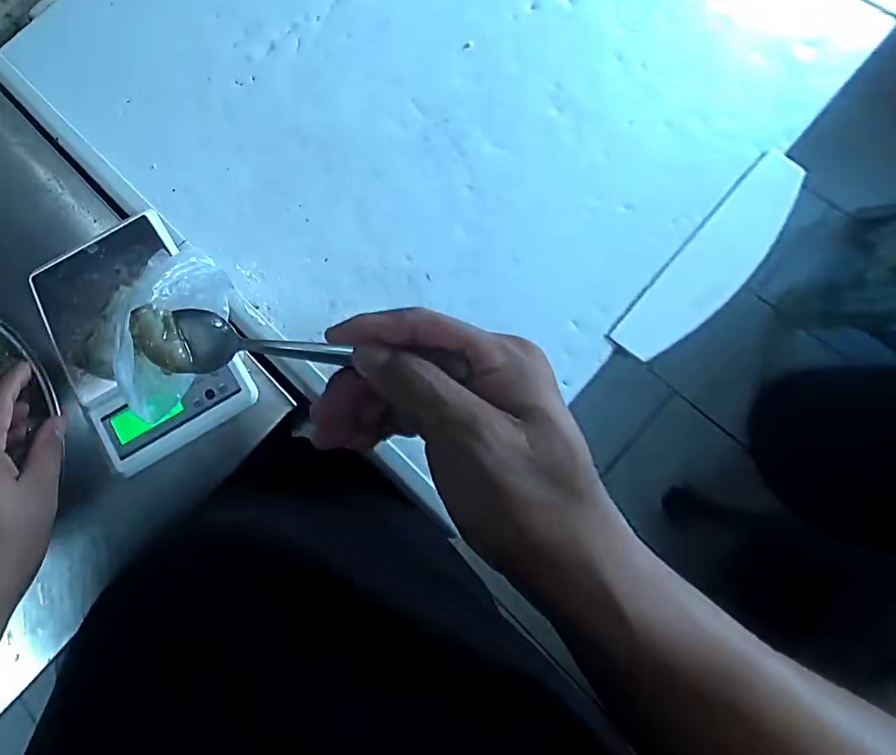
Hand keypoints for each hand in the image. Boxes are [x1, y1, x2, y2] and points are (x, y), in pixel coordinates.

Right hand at [311, 308, 634, 582]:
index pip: (423, 327)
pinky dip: (377, 423)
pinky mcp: (459, 424)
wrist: (572, 569)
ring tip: (327, 436)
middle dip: (360, 384)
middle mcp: (484, 367)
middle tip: (322, 418)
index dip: (371, 330)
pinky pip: (407, 411)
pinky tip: (352, 440)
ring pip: (399, 386)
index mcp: (499, 357)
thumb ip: (418, 385)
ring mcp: (471, 396)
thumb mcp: (472, 438)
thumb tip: (366, 351)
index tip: (326, 342)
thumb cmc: (528, 501)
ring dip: (361, 407)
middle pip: (404, 360)